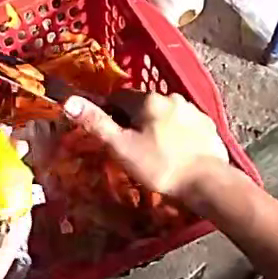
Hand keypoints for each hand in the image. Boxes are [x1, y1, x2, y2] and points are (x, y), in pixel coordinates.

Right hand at [64, 93, 230, 201]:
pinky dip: (177, 134)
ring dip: (157, 126)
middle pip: (143, 104)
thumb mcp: (121, 147)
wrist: (206, 182)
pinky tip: (177, 153)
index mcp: (147, 100)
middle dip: (135, 120)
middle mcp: (171, 97)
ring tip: (155, 153)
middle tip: (131, 147)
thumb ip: (96, 123)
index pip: (119, 96)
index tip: (110, 131)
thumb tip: (69, 101)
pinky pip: (185, 124)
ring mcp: (193, 110)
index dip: (110, 111)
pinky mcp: (208, 125)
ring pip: (165, 113)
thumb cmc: (159, 166)